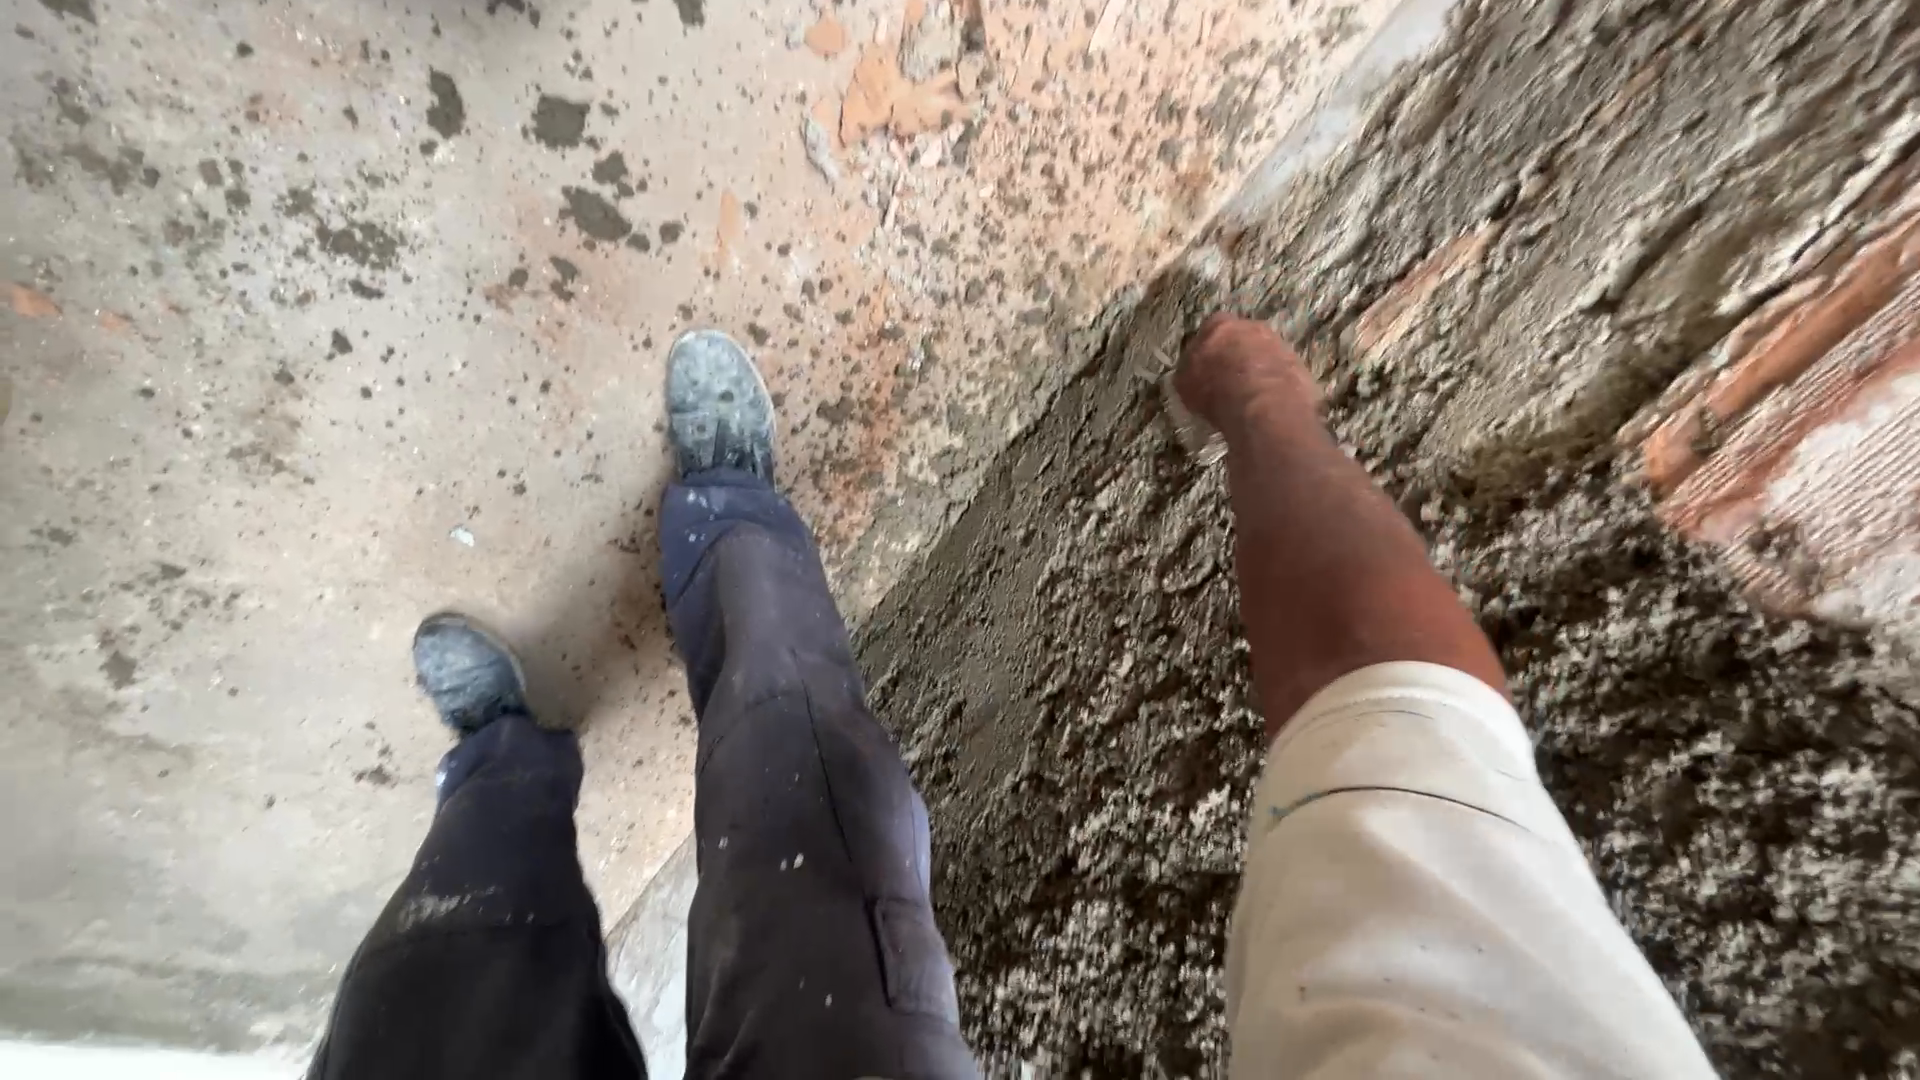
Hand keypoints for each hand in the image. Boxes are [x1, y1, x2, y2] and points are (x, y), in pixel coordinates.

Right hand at [1174, 314, 1319, 433]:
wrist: (1260, 405)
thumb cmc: (1214, 391)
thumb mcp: (1184, 384)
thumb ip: (1188, 370)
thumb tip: (1191, 371)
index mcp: (1219, 326)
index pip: (1211, 328)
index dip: (1209, 348)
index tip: (1207, 367)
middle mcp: (1251, 326)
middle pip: (1242, 337)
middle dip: (1237, 354)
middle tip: (1229, 380)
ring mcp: (1279, 343)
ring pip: (1265, 352)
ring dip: (1258, 368)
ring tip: (1249, 395)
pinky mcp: (1299, 363)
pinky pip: (1283, 370)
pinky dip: (1275, 383)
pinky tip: (1268, 402)